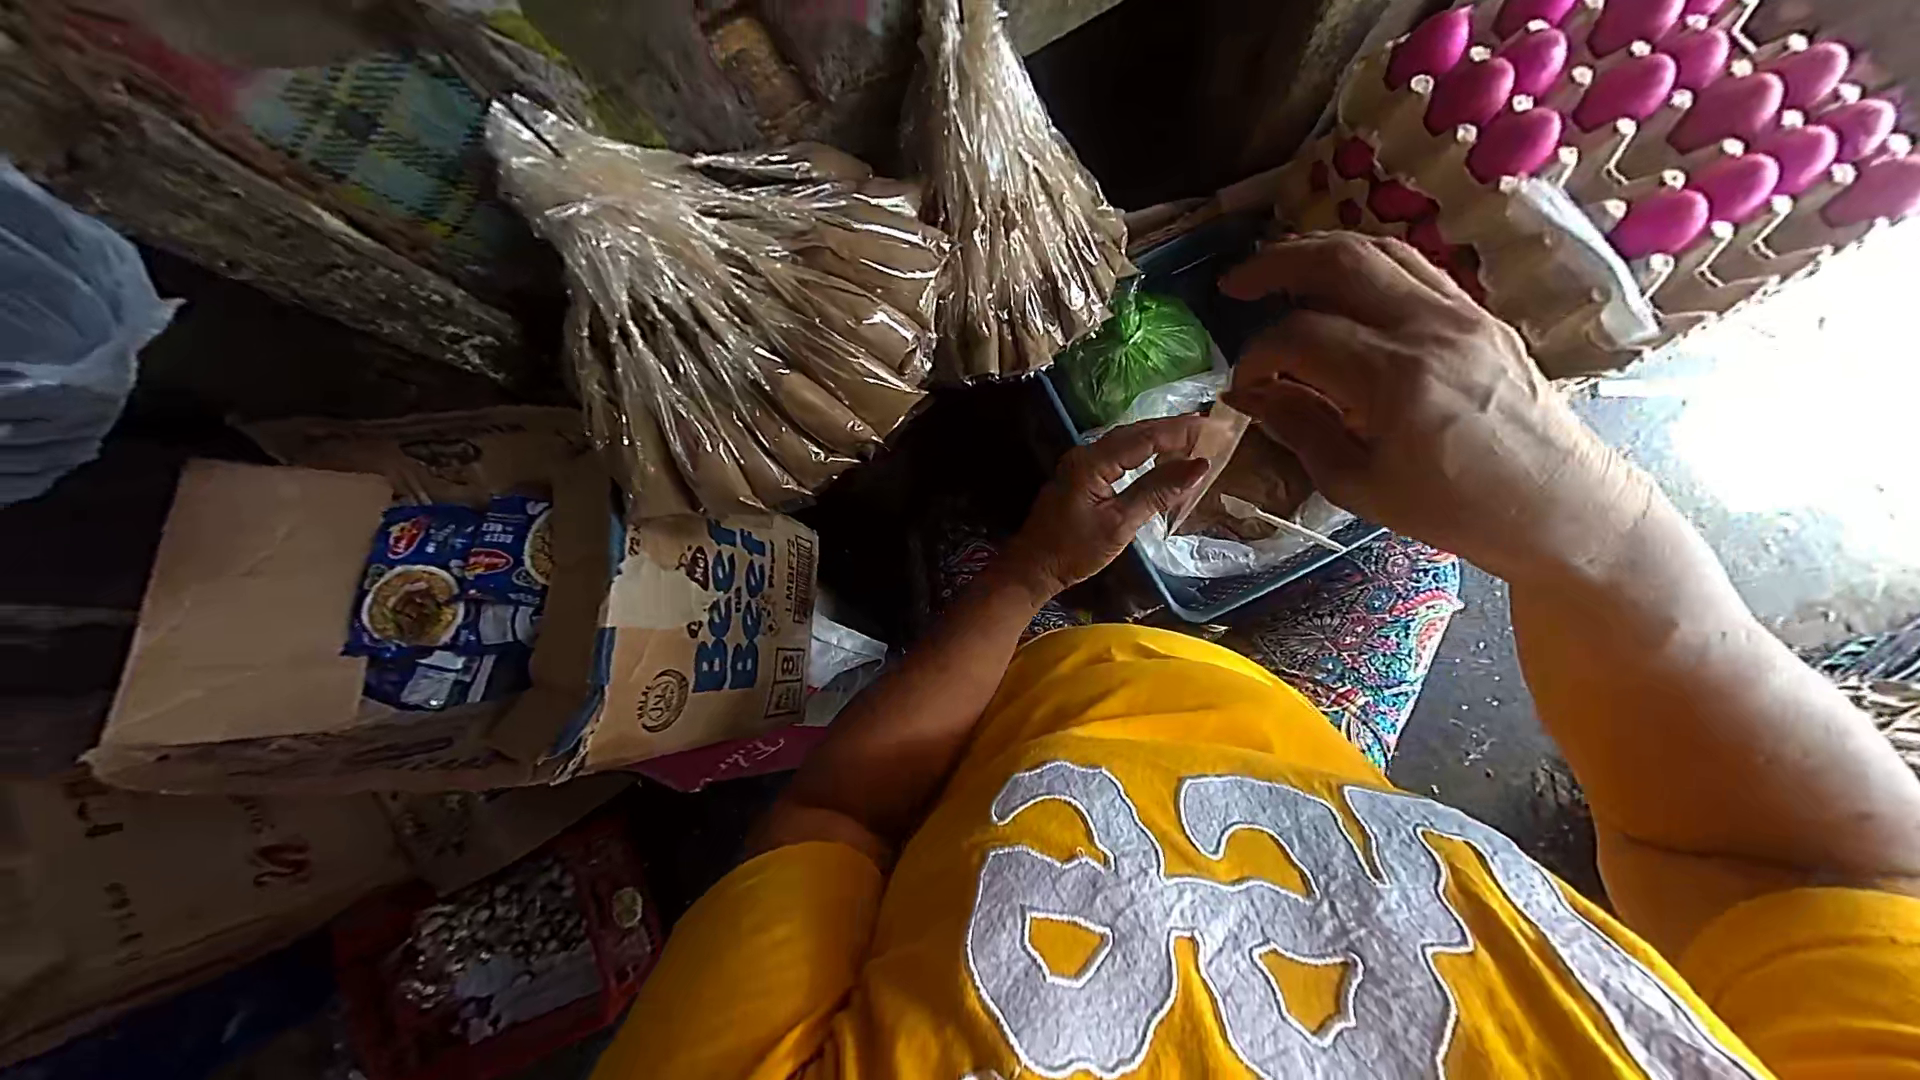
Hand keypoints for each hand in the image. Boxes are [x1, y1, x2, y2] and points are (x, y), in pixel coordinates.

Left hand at [1000, 415, 1213, 599]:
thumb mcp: (1120, 524)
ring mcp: (1080, 463)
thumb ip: (1157, 492)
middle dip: (1172, 429)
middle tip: (1209, 429)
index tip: (1213, 427)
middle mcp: (1085, 454)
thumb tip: (1199, 465)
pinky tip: (1160, 458)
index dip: (1179, 431)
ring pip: (1125, 441)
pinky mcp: (1080, 475)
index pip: (1144, 437)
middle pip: (1134, 433)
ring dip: (1158, 439)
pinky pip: (1117, 454)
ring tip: (1192, 440)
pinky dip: (1142, 452)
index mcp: (1092, 462)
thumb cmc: (1073, 551)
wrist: (1032, 568)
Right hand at [1218, 232, 1653, 583]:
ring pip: (1380, 251)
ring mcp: (1462, 313)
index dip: (1256, 356)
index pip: (1300, 336)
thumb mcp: (1352, 481)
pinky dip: (1362, 267)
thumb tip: (1247, 396)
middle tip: (1234, 283)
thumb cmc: (1448, 508)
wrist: (1554, 504)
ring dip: (1318, 252)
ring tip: (1276, 268)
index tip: (1243, 386)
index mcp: (1395, 379)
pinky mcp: (1478, 315)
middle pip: (1341, 262)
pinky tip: (1335, 286)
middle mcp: (1431, 328)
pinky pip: (1412, 269)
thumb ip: (1296, 426)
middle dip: (1275, 265)